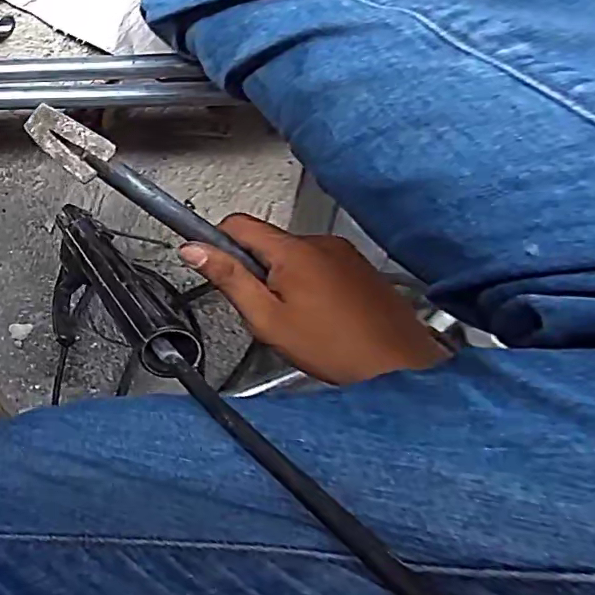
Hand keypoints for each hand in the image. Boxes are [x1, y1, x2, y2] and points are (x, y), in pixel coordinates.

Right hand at [179, 215, 448, 384]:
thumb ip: (227, 278)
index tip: (214, 265)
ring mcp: (344, 254)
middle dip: (252, 268)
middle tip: (261, 305)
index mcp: (294, 252)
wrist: (401, 370)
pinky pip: (315, 262)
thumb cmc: (337, 349)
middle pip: (264, 240)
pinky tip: (316, 313)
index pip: (237, 224)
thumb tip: (193, 250)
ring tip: (293, 313)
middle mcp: (321, 244)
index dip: (217, 243)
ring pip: (289, 253)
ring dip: (280, 276)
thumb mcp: (265, 317)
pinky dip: (306, 281)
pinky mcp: (359, 267)